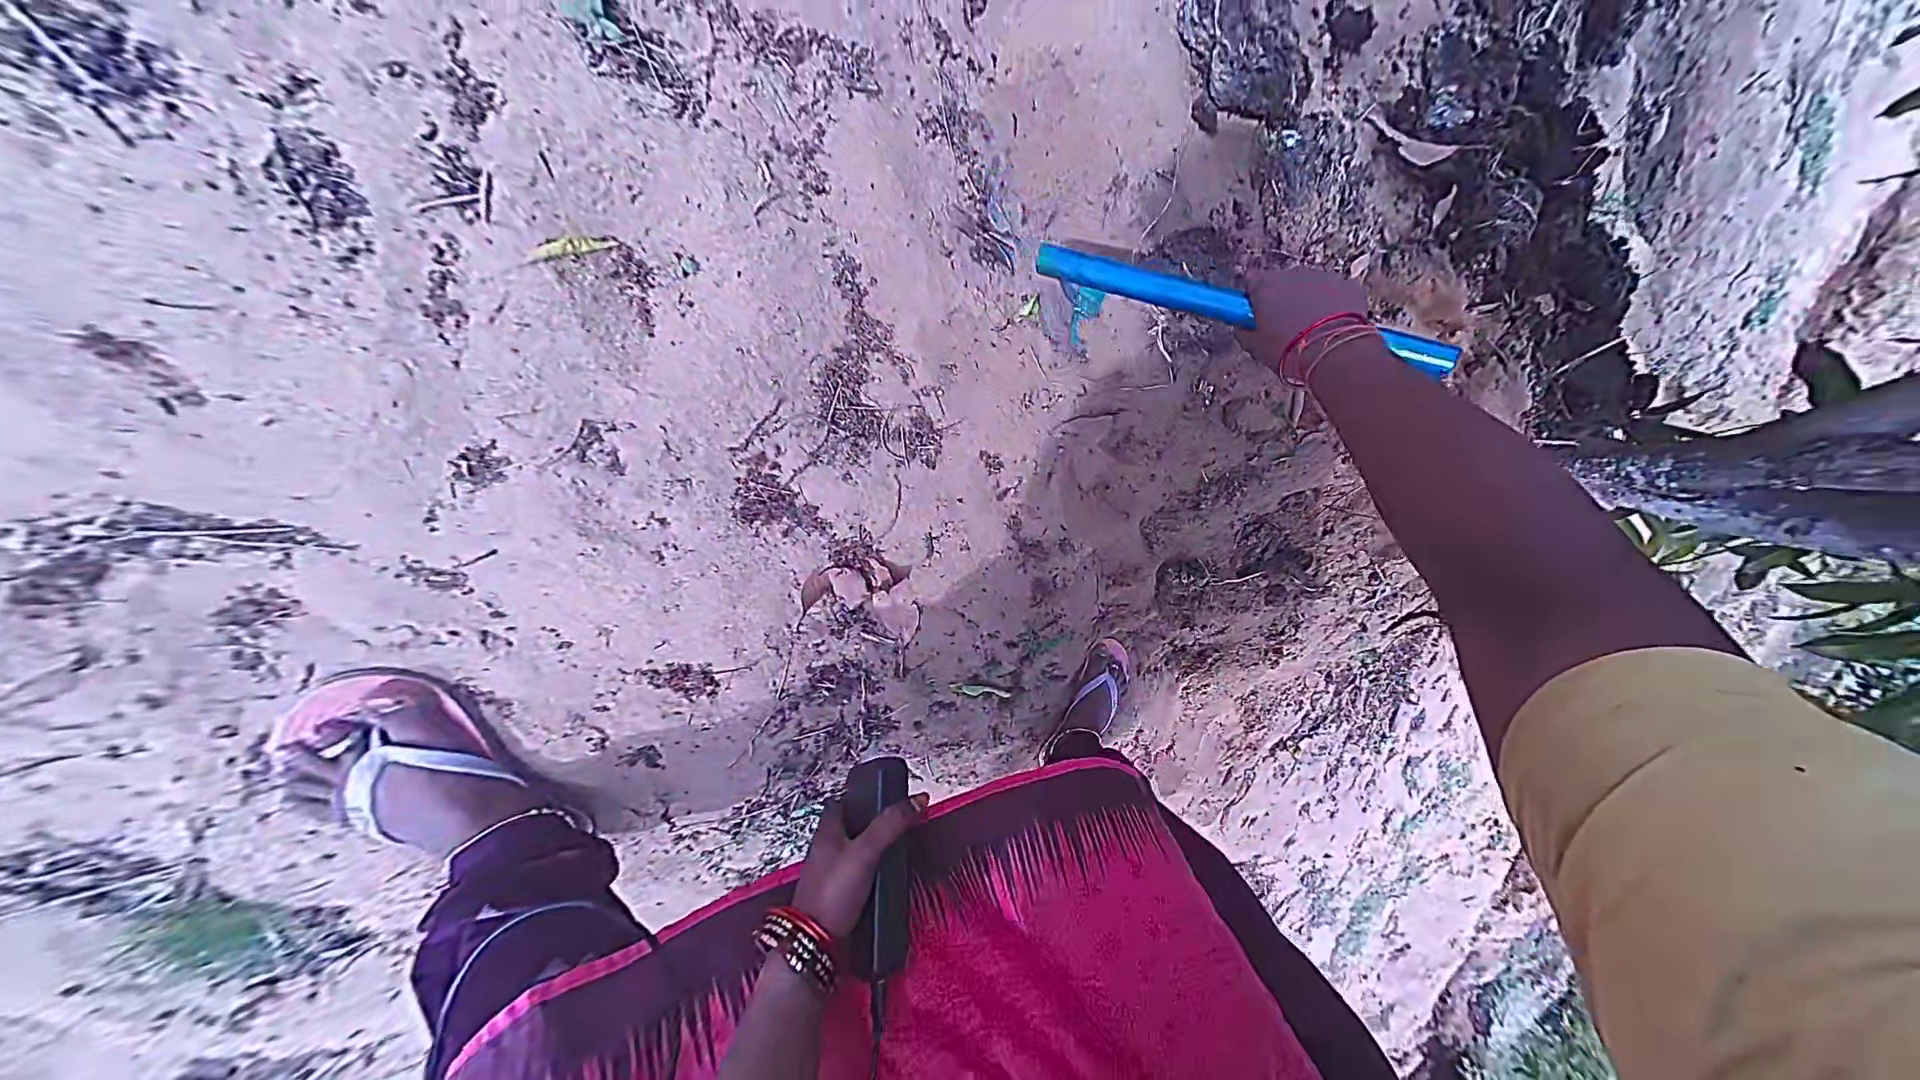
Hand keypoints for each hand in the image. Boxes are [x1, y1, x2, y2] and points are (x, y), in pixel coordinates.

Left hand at [789, 794, 927, 938]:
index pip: (844, 803)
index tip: (884, 796)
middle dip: (872, 825)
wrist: (814, 944)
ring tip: (896, 850)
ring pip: (854, 853)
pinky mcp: (837, 898)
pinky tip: (884, 881)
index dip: (863, 797)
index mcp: (827, 831)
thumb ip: (891, 824)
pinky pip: (857, 879)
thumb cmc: (832, 892)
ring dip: (873, 851)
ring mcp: (830, 875)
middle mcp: (825, 850)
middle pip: (851, 827)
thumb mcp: (866, 851)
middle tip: (896, 824)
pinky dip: (871, 876)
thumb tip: (917, 800)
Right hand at [1236, 266, 1371, 375]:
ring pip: (1307, 286)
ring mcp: (1321, 276)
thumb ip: (1244, 330)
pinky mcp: (1345, 284)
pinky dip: (1329, 304)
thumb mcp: (1254, 346)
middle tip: (1280, 327)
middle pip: (1280, 282)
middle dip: (1279, 299)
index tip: (1251, 312)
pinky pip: (1332, 291)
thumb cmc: (1288, 349)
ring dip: (1304, 301)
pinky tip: (1327, 326)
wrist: (1332, 352)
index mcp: (1265, 286)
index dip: (1250, 298)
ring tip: (1306, 330)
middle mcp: (1292, 274)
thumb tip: (1242, 326)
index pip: (1249, 282)